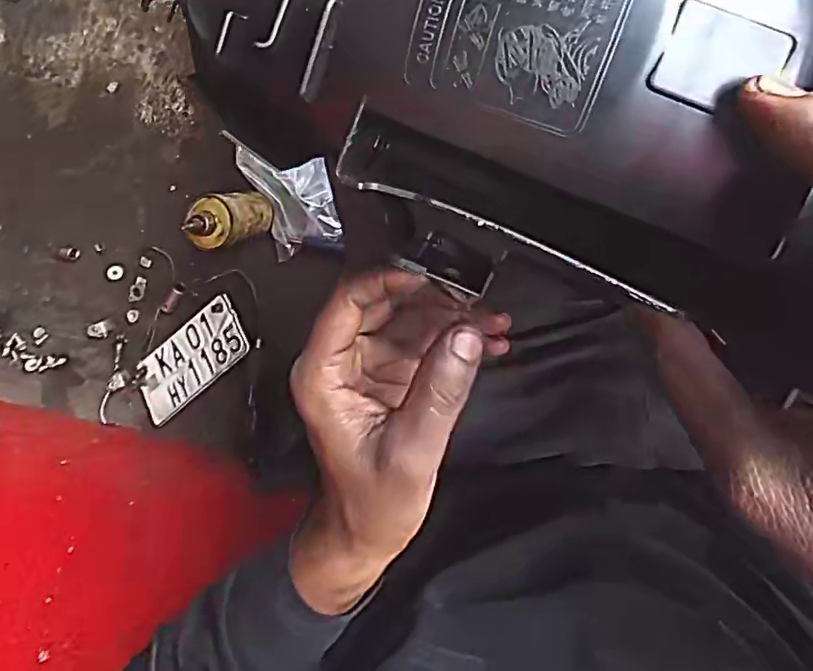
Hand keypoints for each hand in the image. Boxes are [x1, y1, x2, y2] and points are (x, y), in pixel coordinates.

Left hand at [287, 269, 511, 613]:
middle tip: (471, 298)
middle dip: (433, 296)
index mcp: (324, 372)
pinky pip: (423, 339)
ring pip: (409, 316)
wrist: (366, 536)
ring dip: (451, 314)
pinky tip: (484, 339)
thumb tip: (465, 338)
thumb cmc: (367, 505)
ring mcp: (368, 364)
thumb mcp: (410, 451)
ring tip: (488, 318)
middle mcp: (342, 361)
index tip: (427, 277)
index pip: (348, 302)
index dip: (387, 281)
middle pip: (385, 303)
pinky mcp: (392, 373)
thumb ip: (440, 391)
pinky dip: (454, 336)